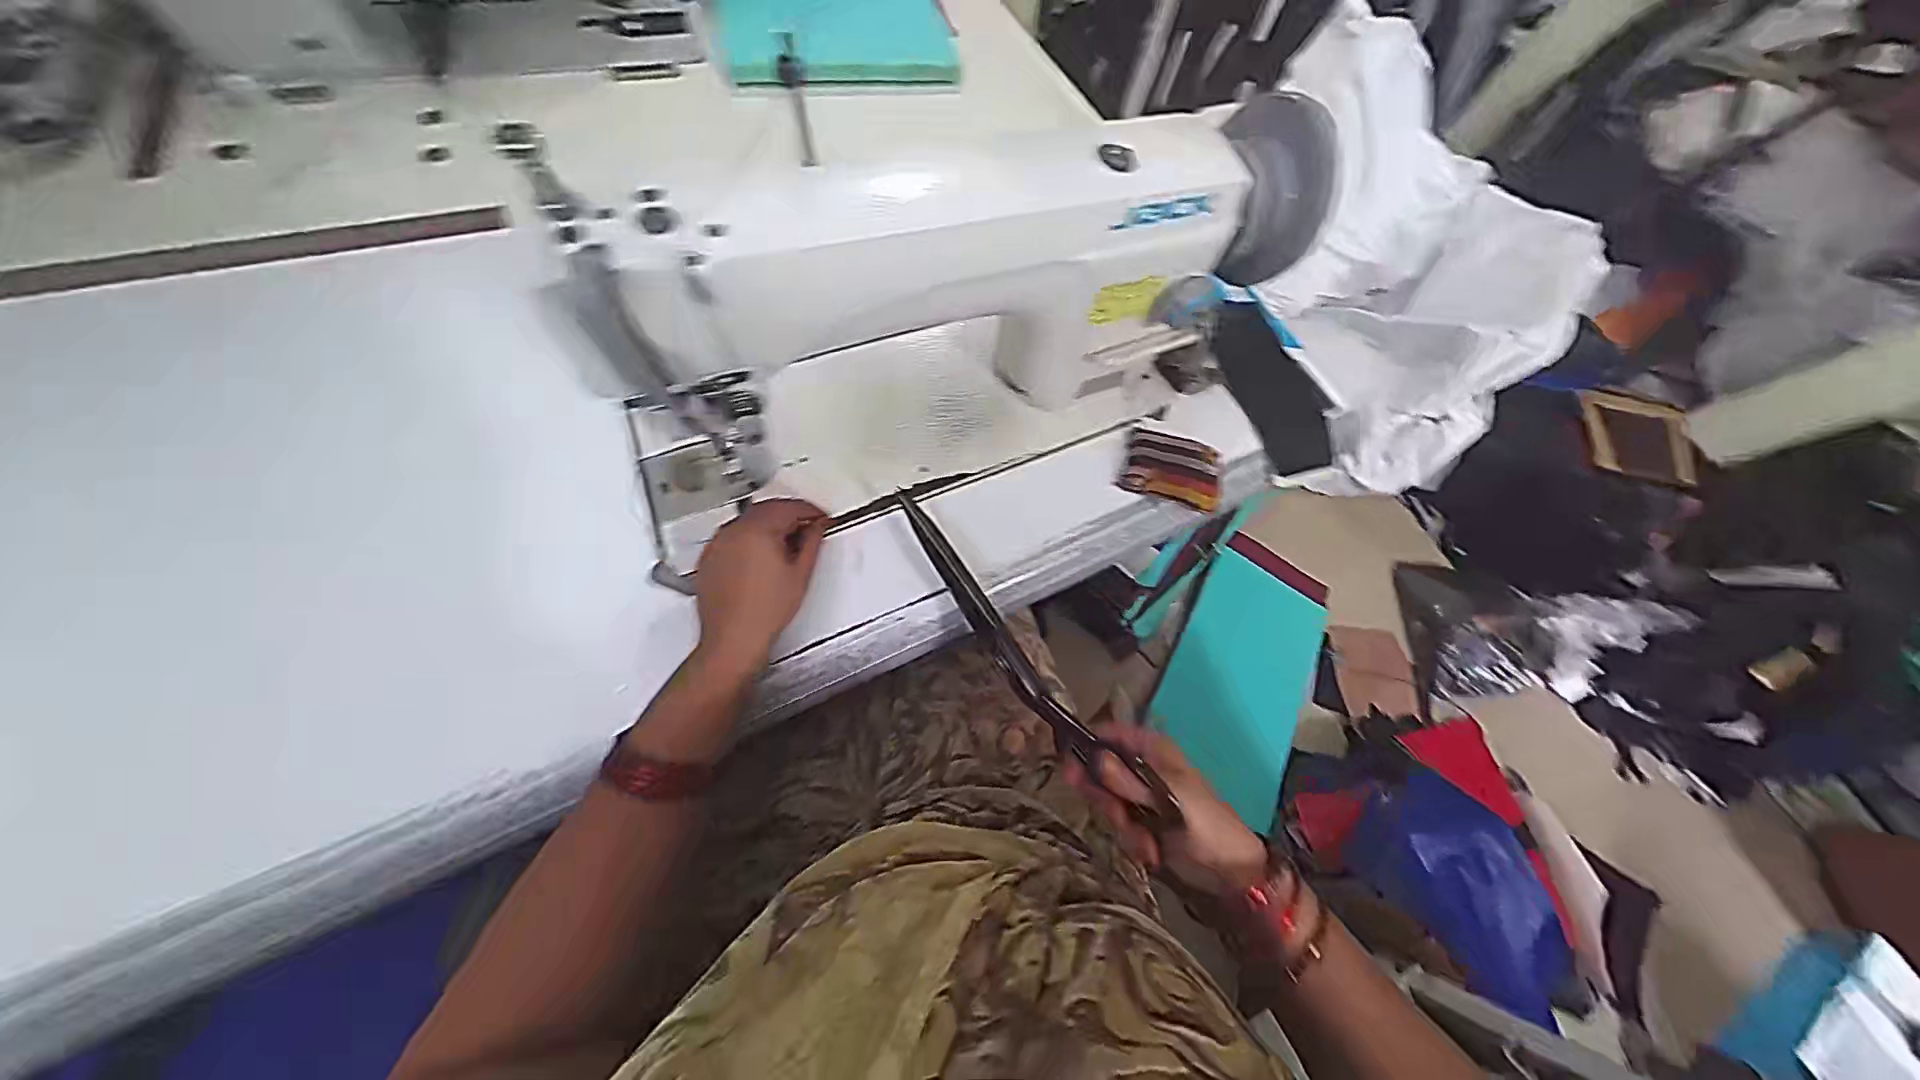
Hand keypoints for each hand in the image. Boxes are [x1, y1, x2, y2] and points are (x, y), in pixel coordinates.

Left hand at [693, 499, 826, 678]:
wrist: (734, 639)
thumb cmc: (763, 614)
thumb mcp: (800, 574)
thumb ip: (811, 543)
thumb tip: (816, 528)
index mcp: (757, 530)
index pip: (789, 507)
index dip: (810, 511)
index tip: (819, 518)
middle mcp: (732, 532)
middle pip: (767, 509)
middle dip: (789, 515)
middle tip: (807, 527)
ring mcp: (717, 544)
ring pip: (747, 521)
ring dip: (768, 526)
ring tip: (786, 544)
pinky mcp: (709, 558)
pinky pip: (731, 538)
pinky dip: (748, 540)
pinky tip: (762, 557)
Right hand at [1065, 723, 1267, 894]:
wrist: (1231, 872)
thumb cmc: (1206, 823)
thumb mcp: (1166, 798)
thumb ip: (1126, 780)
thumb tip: (1091, 757)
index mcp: (1152, 750)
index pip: (1109, 734)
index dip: (1088, 745)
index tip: (1071, 764)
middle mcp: (1142, 768)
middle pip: (1100, 771)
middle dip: (1108, 800)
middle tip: (1119, 814)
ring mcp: (1139, 797)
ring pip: (1106, 803)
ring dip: (1124, 827)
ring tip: (1148, 842)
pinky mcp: (1140, 824)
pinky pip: (1118, 827)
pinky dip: (1133, 843)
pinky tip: (1153, 853)